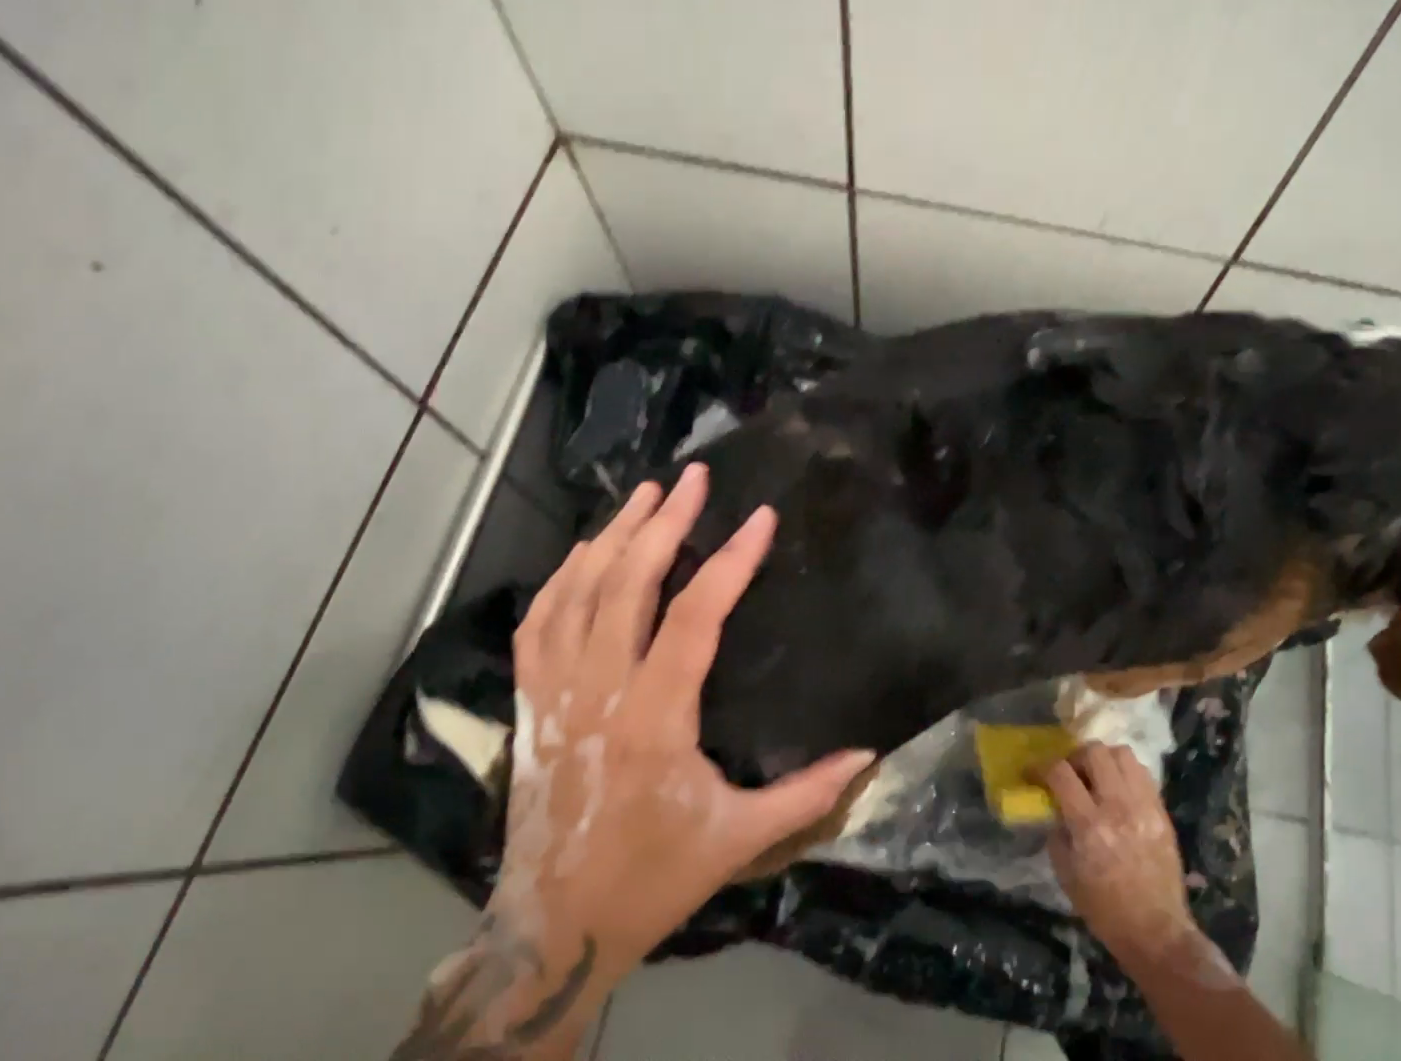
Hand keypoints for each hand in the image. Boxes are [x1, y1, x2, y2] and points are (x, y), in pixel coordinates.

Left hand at [496, 463, 875, 968]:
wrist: (556, 922)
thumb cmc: (655, 878)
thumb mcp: (741, 838)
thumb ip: (809, 792)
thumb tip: (869, 755)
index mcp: (655, 719)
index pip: (693, 617)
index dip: (729, 561)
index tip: (760, 518)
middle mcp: (599, 692)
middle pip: (626, 584)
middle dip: (662, 523)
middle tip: (694, 478)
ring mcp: (555, 694)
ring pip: (576, 593)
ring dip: (610, 536)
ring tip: (644, 494)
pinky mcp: (531, 704)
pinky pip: (537, 624)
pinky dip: (559, 579)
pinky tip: (583, 553)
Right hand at [1038, 743, 1210, 966]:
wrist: (1155, 929)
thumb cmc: (1103, 909)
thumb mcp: (1065, 873)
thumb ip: (1057, 833)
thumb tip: (1056, 808)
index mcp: (1089, 825)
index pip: (1061, 773)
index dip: (1041, 767)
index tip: (1033, 773)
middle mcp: (1118, 806)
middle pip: (1095, 751)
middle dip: (1075, 757)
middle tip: (1070, 773)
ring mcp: (1145, 806)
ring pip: (1124, 754)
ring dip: (1104, 760)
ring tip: (1096, 778)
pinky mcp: (1162, 812)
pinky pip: (1143, 774)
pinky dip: (1126, 773)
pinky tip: (1119, 791)